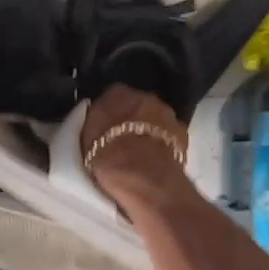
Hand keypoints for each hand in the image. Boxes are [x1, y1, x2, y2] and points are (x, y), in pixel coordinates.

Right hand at [79, 84, 189, 217]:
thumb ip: (95, 120)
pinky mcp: (182, 134)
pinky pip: (167, 134)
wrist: (144, 177)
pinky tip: (153, 157)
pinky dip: (161, 142)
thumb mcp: (86, 136)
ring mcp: (168, 113)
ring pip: (154, 118)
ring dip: (147, 129)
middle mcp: (146, 96)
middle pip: (137, 104)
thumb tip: (99, 114)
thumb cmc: (107, 157)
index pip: (111, 96)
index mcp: (117, 93)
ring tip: (138, 150)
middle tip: (121, 138)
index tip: (103, 126)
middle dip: (131, 118)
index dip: (108, 111)